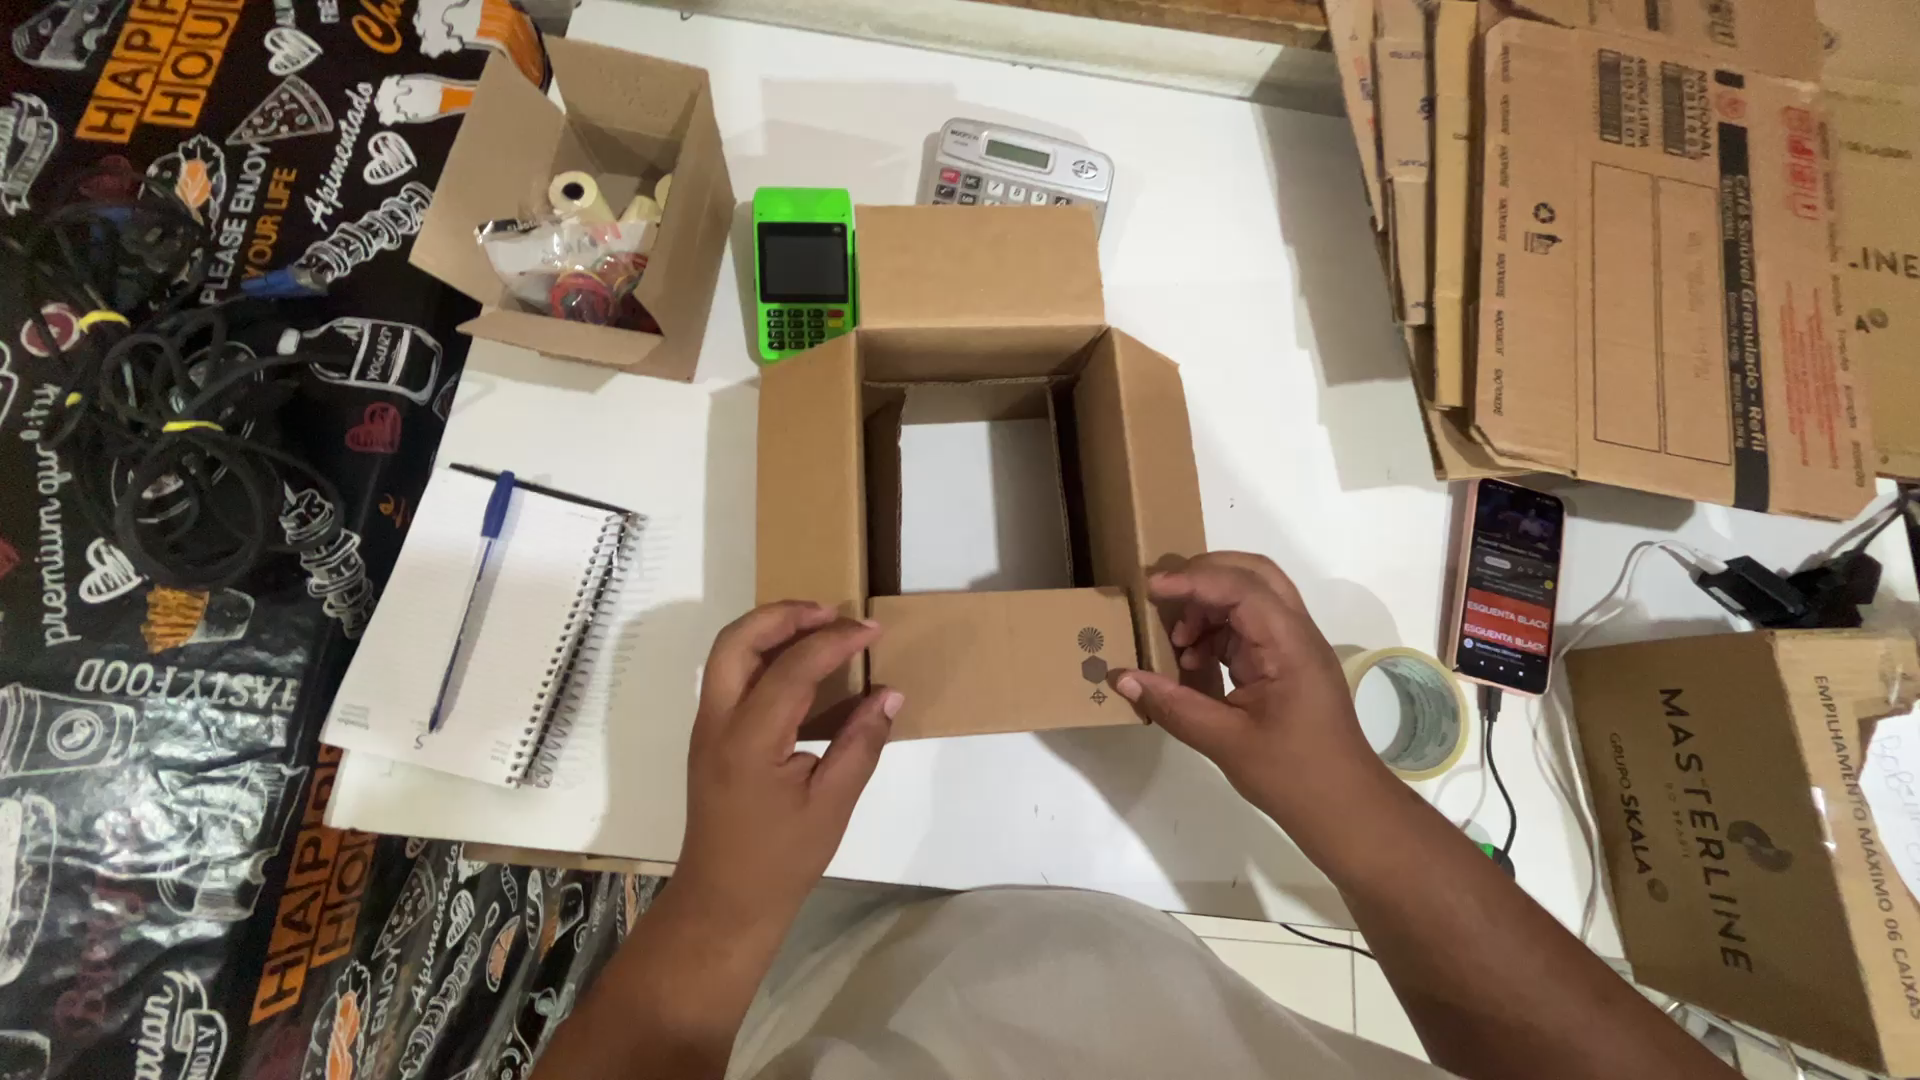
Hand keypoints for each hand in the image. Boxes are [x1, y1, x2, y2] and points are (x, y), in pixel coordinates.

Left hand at [675, 602, 900, 932]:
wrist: (723, 902)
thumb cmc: (780, 860)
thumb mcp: (833, 805)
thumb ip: (861, 743)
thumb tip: (889, 694)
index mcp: (749, 741)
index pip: (792, 668)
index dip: (835, 641)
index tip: (871, 631)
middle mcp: (717, 723)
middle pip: (737, 640)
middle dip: (784, 614)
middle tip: (830, 612)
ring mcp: (707, 727)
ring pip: (728, 653)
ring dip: (770, 629)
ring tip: (818, 626)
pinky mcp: (711, 736)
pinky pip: (732, 675)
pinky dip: (763, 654)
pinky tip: (800, 666)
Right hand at [1109, 552, 1388, 811]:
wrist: (1347, 810)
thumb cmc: (1294, 776)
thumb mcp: (1225, 742)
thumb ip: (1172, 705)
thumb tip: (1121, 677)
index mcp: (1290, 646)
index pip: (1243, 588)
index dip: (1194, 580)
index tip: (1152, 589)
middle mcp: (1296, 634)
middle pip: (1254, 574)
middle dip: (1204, 574)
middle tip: (1163, 593)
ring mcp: (1293, 647)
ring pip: (1250, 597)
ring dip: (1208, 605)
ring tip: (1176, 640)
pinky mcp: (1285, 664)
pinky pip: (1247, 626)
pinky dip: (1215, 630)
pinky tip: (1192, 660)